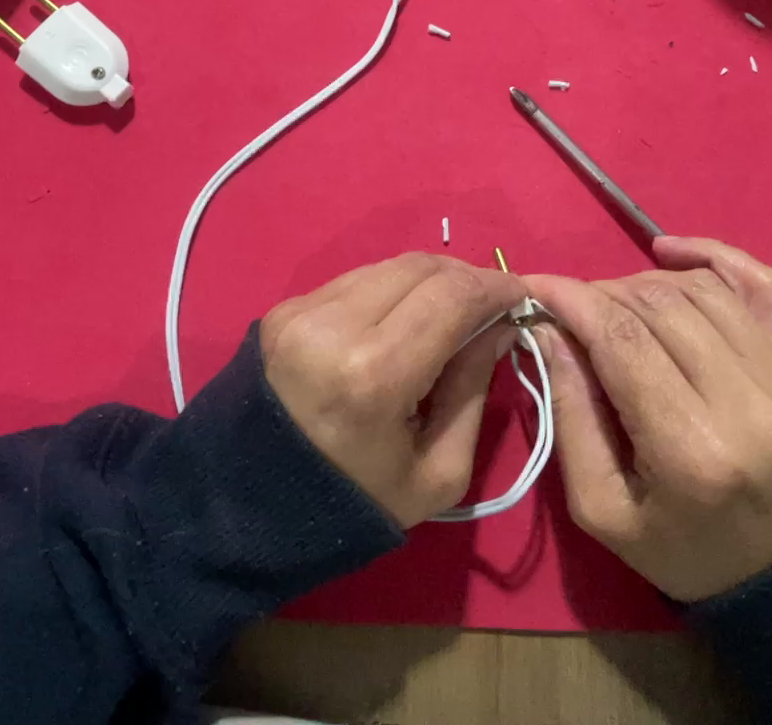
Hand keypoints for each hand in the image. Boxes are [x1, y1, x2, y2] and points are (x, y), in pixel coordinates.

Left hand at [260, 252, 525, 527]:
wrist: (251, 505)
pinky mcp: (283, 310)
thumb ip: (474, 389)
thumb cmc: (355, 502)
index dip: (496, 287)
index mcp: (374, 373)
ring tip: (450, 313)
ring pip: (386, 266)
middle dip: (466, 278)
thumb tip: (497, 326)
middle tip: (491, 304)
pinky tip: (402, 320)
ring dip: (428, 281)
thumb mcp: (438, 472)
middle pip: (420, 267)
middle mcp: (333, 326)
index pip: (452, 296)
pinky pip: (354, 281)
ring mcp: (301, 311)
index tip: (521, 296)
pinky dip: (390, 291)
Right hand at [525, 237, 771, 601]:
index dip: (570, 299)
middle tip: (570, 310)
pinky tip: (671, 253)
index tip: (533, 286)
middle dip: (599, 293)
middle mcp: (750, 406)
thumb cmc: (676, 547)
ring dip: (644, 282)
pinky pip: (765, 285)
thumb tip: (546, 327)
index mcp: (691, 451)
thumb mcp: (599, 504)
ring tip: (615, 304)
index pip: (620, 338)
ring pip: (701, 290)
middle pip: (658, 305)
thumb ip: (569, 413)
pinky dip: (715, 256)